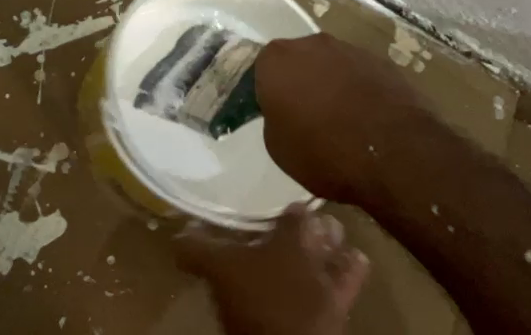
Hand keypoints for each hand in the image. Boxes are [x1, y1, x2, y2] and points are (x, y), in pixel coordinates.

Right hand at [174, 205, 369, 334]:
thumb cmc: (254, 303)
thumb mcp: (217, 270)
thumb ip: (199, 246)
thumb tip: (180, 233)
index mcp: (295, 236)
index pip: (299, 210)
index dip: (290, 209)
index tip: (279, 211)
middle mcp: (322, 257)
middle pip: (332, 231)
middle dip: (323, 228)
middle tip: (304, 232)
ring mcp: (337, 290)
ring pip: (350, 263)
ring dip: (342, 258)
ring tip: (323, 262)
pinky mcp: (342, 320)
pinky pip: (349, 298)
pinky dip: (339, 293)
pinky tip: (324, 299)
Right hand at [255, 33, 426, 202]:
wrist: (396, 154)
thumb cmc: (324, 151)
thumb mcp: (278, 147)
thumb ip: (275, 119)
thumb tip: (287, 113)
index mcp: (276, 59)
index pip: (263, 70)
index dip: (270, 93)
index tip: (279, 116)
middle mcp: (311, 43)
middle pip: (299, 61)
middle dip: (302, 83)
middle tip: (310, 118)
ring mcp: (350, 49)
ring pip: (333, 66)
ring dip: (334, 86)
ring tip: (345, 123)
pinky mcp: (384, 62)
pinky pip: (362, 76)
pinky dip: (362, 92)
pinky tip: (371, 122)